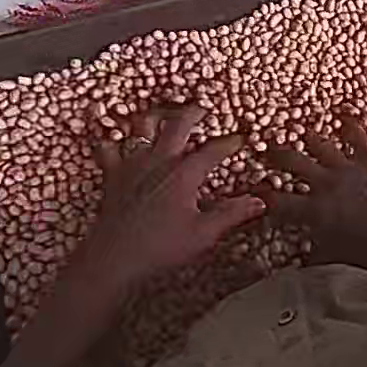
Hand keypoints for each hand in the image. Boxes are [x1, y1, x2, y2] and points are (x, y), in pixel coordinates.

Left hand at [63, 106, 264, 292]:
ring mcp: (133, 165)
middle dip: (193, 113)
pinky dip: (113, 140)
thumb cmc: (160, 246)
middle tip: (203, 108)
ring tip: (163, 114)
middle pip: (177, 125)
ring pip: (143, 128)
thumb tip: (258, 202)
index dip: (230, 143)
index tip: (241, 139)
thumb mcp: (203, 233)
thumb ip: (231, 214)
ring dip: (155, 118)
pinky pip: (108, 149)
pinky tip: (116, 139)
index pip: (213, 150)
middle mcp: (159, 162)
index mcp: (184, 174)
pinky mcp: (113, 175)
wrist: (113, 258)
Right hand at [262, 118, 366, 278]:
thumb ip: (319, 253)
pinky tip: (343, 113)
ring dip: (305, 138)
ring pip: (319, 144)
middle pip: (291, 163)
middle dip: (274, 156)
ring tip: (293, 131)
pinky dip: (349, 125)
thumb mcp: (343, 258)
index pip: (278, 203)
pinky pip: (357, 138)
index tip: (246, 193)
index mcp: (317, 212)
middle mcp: (327, 185)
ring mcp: (349, 169)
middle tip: (261, 150)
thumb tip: (303, 257)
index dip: (259, 198)